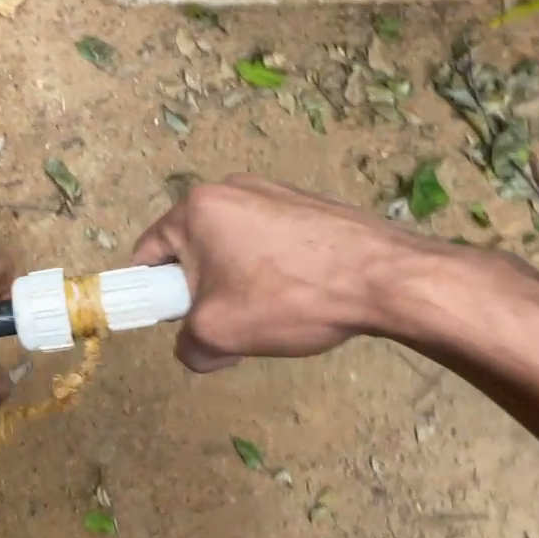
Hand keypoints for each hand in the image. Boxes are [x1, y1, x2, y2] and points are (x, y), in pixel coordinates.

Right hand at [129, 175, 427, 372]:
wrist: (393, 281)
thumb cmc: (288, 299)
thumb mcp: (217, 335)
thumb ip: (186, 348)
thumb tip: (194, 349)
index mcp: (196, 208)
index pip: (146, 256)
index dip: (154, 294)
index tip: (180, 318)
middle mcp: (229, 188)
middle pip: (189, 251)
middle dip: (200, 289)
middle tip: (228, 318)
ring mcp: (273, 191)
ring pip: (229, 248)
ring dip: (235, 280)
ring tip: (270, 309)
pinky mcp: (309, 203)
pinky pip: (266, 241)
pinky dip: (270, 269)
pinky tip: (299, 293)